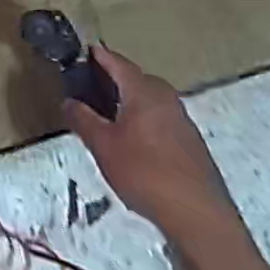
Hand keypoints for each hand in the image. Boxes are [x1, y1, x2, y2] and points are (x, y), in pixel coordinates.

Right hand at [63, 46, 240, 239]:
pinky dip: (143, 117)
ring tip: (107, 113)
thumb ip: (82, 118)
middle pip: (138, 78)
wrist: (199, 218)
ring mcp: (183, 122)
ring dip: (130, 99)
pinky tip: (132, 138)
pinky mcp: (191, 144)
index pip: (118, 62)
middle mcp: (167, 100)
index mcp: (144, 93)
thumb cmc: (145, 173)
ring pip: (151, 99)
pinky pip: (161, 117)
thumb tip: (69, 102)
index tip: (83, 51)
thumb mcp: (101, 145)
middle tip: (90, 85)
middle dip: (115, 77)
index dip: (99, 55)